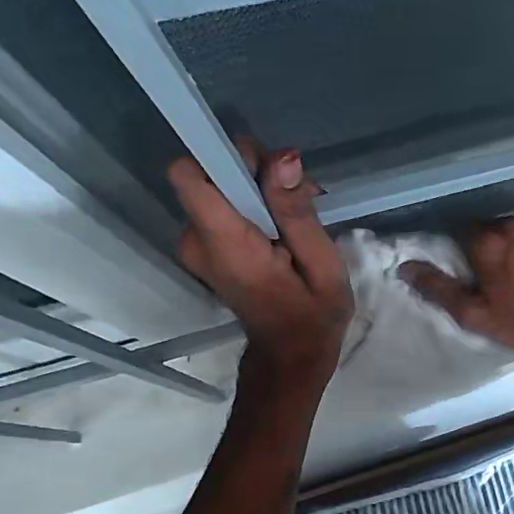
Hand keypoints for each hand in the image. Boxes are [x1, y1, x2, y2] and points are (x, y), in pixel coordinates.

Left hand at [168, 140, 351, 394]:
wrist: (290, 355)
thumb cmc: (314, 316)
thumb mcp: (323, 266)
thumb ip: (297, 212)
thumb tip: (282, 157)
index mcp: (225, 245)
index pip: (190, 174)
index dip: (226, 158)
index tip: (268, 170)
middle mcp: (196, 240)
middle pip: (210, 175)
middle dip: (256, 174)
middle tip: (302, 198)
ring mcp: (195, 244)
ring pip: (219, 186)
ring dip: (259, 190)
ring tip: (298, 219)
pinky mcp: (202, 246)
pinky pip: (221, 204)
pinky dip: (252, 206)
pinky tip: (284, 229)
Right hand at [399, 211, 513, 369]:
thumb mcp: (471, 313)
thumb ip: (436, 287)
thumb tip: (404, 267)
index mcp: (487, 241)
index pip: (463, 232)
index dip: (467, 253)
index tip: (475, 271)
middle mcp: (512, 223)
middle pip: (490, 227)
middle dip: (490, 245)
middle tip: (499, 274)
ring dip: (513, 239)